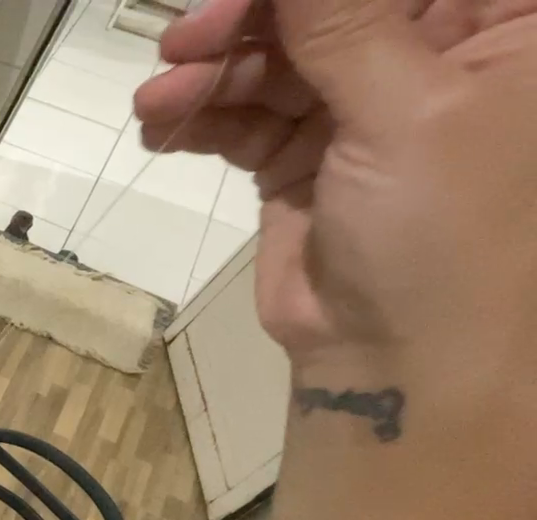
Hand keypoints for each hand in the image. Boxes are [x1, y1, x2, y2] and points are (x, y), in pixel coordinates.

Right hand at [133, 0, 536, 391]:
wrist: (388, 348)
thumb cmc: (444, 225)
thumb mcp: (408, 111)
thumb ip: (347, 28)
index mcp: (510, 19)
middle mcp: (436, 52)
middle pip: (327, 13)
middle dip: (250, 24)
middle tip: (179, 46)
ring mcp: (360, 108)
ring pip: (275, 65)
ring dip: (209, 80)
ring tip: (155, 103)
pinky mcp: (300, 158)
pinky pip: (243, 122)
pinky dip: (200, 123)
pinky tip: (164, 130)